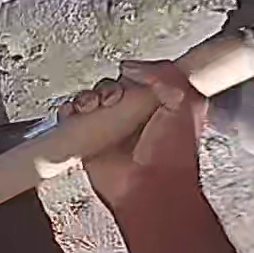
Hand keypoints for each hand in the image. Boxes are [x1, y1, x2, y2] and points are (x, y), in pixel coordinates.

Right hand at [60, 59, 208, 210]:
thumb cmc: (173, 153)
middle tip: (112, 99)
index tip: (131, 79)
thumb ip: (165, 75)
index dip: (132, 74)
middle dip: (106, 88)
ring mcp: (107, 129)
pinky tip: (74, 114)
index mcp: (159, 104)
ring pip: (88, 101)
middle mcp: (131, 116)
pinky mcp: (87, 143)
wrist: (149, 186)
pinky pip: (70, 121)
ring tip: (93, 107)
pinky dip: (67, 113)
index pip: (138, 78)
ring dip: (86, 99)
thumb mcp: (186, 102)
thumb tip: (129, 67)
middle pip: (109, 87)